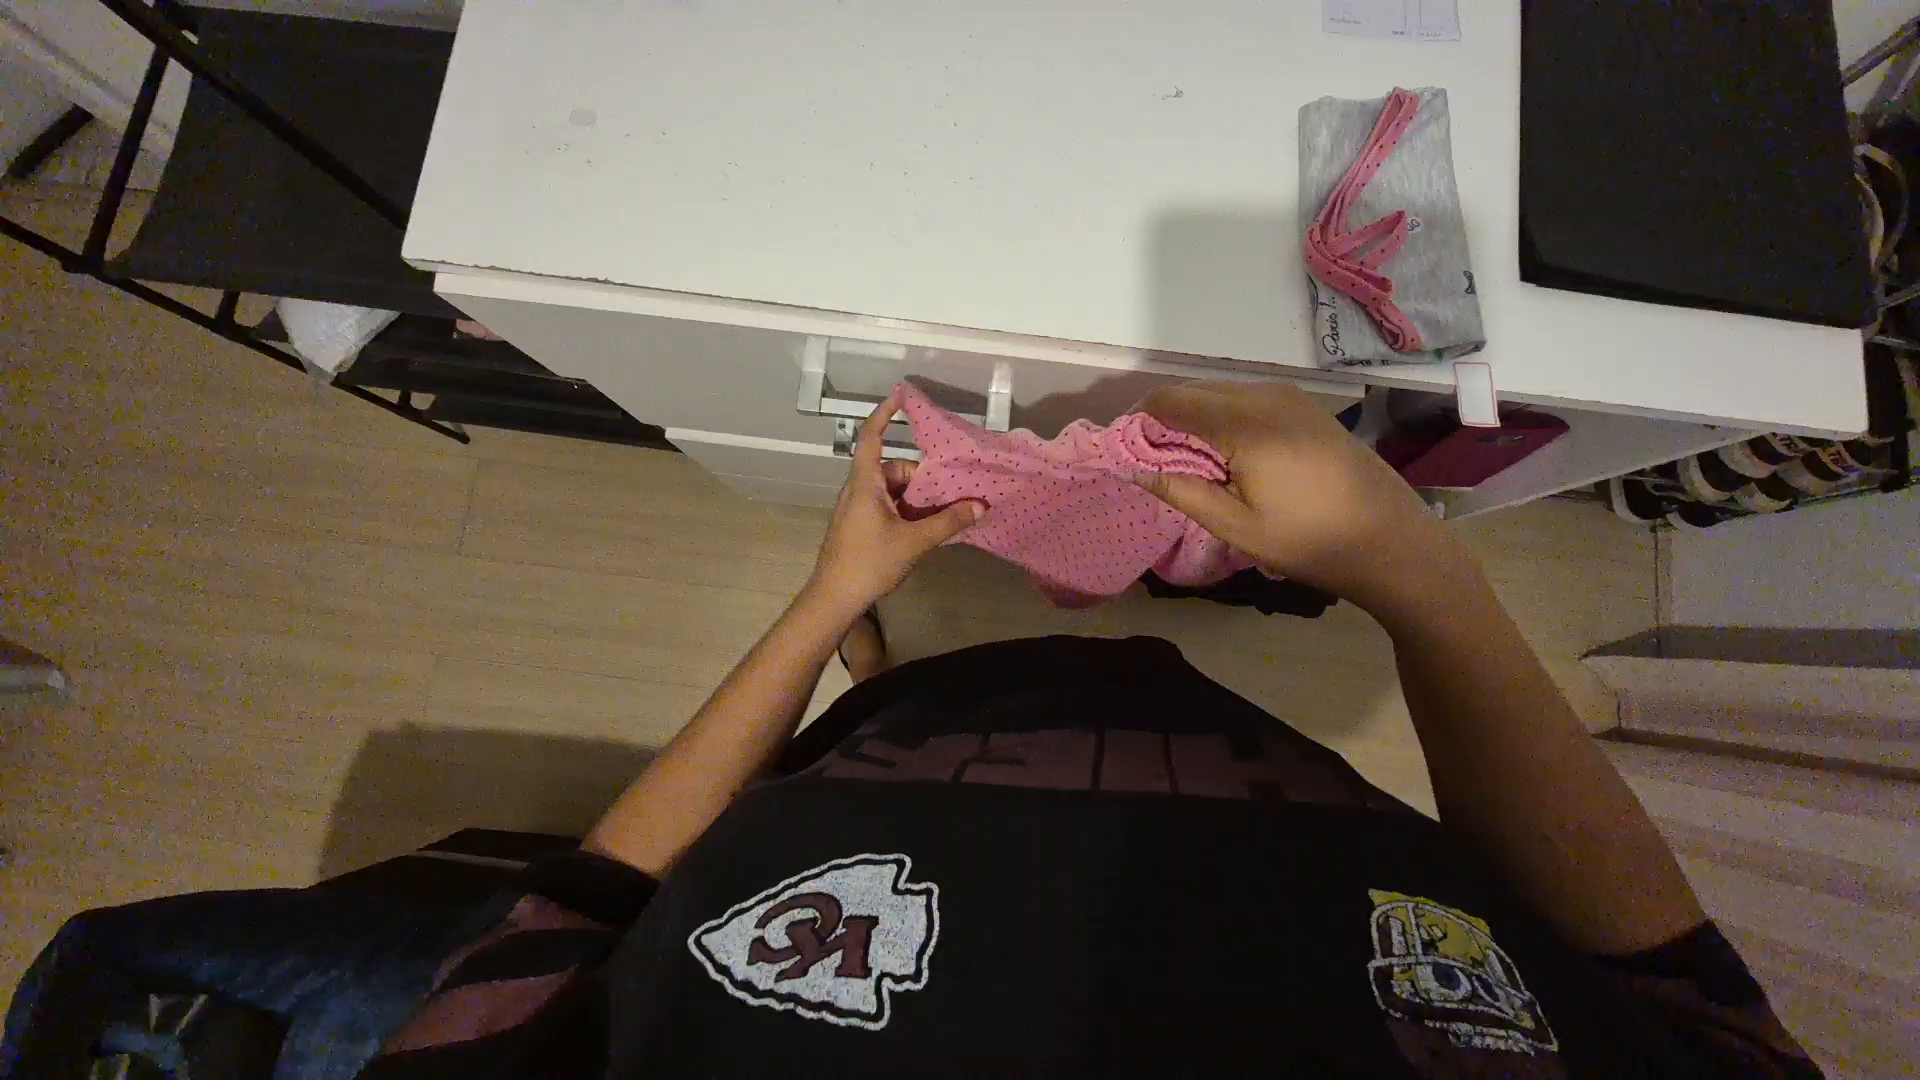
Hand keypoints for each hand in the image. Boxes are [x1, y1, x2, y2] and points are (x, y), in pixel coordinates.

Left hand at [803, 393, 984, 614]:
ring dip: (917, 498)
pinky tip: (927, 529)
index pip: (871, 437)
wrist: (833, 599)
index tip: (900, 395)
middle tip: (951, 488)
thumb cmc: (869, 563)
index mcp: (865, 484)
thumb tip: (981, 506)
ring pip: (892, 491)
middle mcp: (858, 490)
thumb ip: (948, 522)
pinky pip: (887, 508)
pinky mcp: (858, 527)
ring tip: (946, 511)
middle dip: (921, 476)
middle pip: (893, 469)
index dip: (884, 414)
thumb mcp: (914, 542)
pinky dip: (907, 512)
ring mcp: (856, 510)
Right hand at [1133, 380, 1467, 610]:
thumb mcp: (1235, 527)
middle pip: (1194, 391)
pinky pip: (1247, 399)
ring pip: (1220, 392)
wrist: (1390, 541)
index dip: (1141, 422)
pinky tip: (1229, 455)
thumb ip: (1181, 491)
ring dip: (1196, 418)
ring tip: (1191, 464)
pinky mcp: (1305, 407)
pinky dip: (1224, 418)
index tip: (1129, 453)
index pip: (1171, 401)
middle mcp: (1266, 397)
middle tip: (1157, 463)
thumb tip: (1134, 468)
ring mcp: (1290, 398)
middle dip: (1166, 420)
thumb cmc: (1308, 541)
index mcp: (1246, 425)